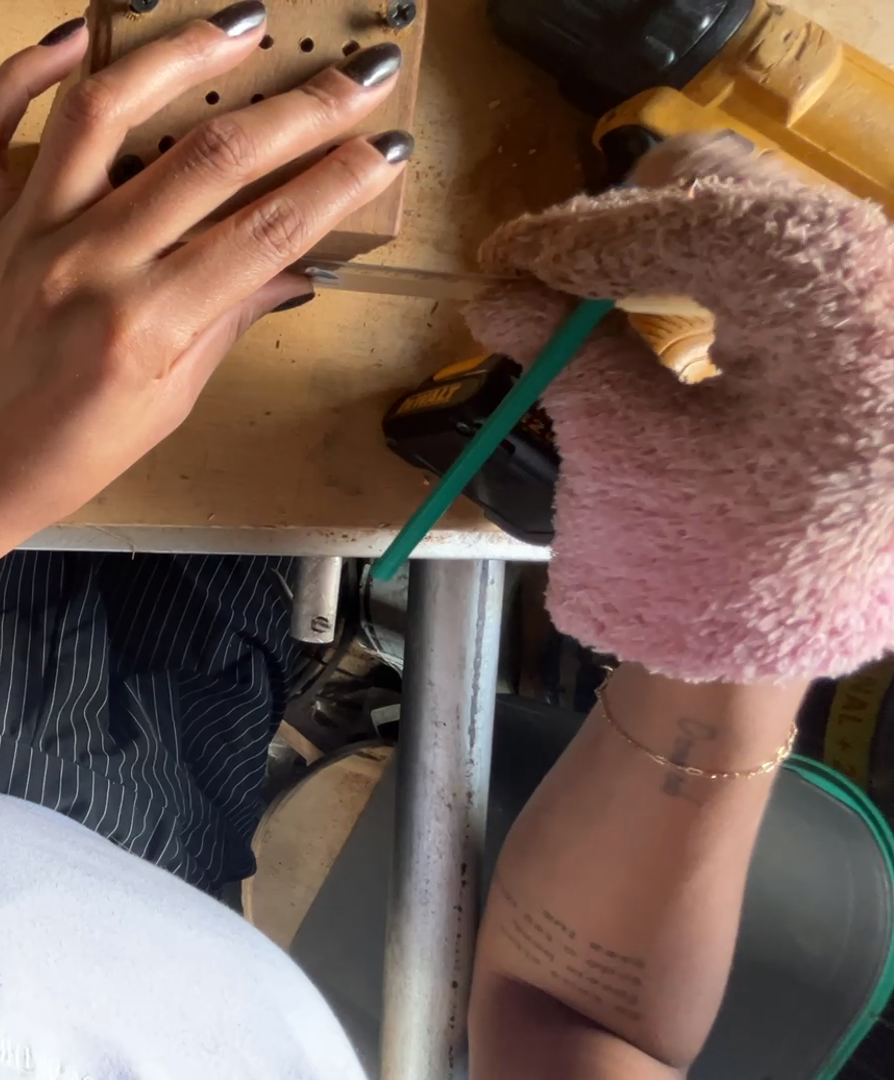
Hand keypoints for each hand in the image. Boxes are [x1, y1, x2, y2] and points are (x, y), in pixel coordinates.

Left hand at [0, 4, 411, 548]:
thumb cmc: (76, 454)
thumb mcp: (168, 403)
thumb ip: (227, 323)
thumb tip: (296, 265)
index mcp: (142, 328)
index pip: (265, 232)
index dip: (339, 181)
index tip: (386, 144)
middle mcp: (86, 269)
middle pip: (207, 159)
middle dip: (299, 109)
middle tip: (356, 72)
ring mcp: (26, 242)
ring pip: (100, 114)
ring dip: (177, 54)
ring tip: (242, 23)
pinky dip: (20, 77)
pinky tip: (75, 40)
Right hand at [464, 133, 893, 681]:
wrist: (760, 646)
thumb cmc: (696, 564)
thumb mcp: (624, 455)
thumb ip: (567, 356)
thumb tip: (491, 293)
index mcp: (865, 333)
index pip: (723, 224)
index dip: (596, 231)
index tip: (500, 251)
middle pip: (758, 199)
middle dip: (629, 222)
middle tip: (531, 271)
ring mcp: (889, 320)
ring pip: (769, 221)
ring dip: (654, 243)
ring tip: (569, 289)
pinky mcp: (865, 342)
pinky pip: (777, 265)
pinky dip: (690, 271)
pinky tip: (635, 302)